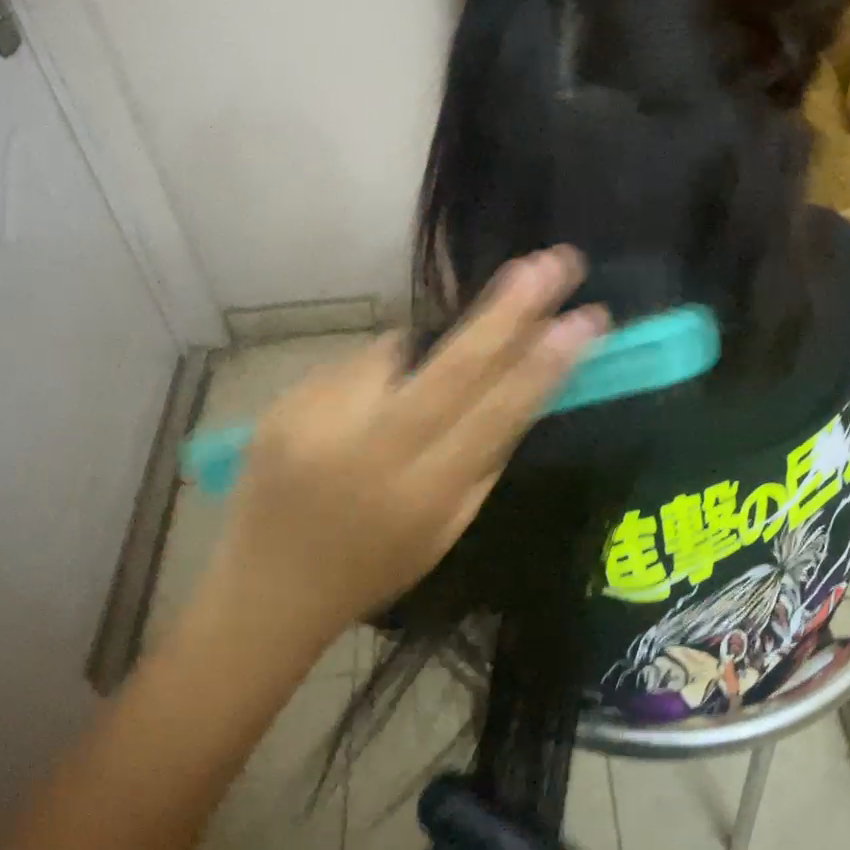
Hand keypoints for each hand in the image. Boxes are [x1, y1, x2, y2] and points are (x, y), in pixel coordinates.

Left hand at [207, 247, 606, 636]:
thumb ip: (482, 457)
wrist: (264, 587)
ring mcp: (322, 417)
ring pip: (402, 354)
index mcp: (424, 494)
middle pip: (454, 365)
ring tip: (406, 403)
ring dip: (426, 355)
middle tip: (555, 261)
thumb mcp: (445, 531)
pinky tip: (360, 416)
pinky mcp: (288, 399)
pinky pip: (357, 368)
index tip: (585, 319)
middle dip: (510, 309)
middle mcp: (373, 449)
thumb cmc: (372, 568)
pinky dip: (375, 381)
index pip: (497, 415)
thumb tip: (521, 381)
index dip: (544, 364)